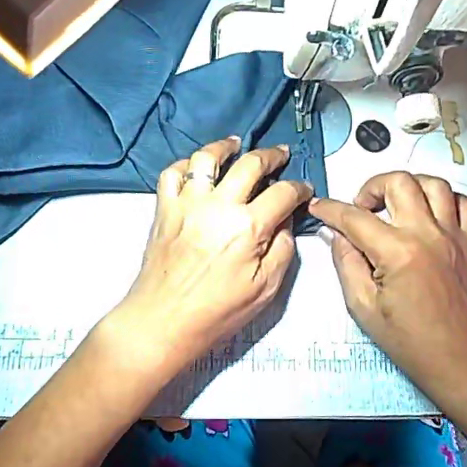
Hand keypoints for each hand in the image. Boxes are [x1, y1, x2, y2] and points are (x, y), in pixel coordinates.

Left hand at [102, 137, 314, 377]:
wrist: (163, 321)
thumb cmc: (215, 312)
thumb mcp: (265, 289)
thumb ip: (282, 250)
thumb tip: (285, 222)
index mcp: (248, 227)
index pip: (283, 193)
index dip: (299, 188)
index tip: (303, 190)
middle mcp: (218, 206)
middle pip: (249, 163)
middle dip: (271, 155)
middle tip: (279, 154)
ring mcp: (187, 204)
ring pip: (206, 158)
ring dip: (225, 147)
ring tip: (235, 145)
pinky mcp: (164, 209)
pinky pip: (172, 173)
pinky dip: (186, 165)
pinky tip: (196, 168)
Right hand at [309, 172, 466, 397]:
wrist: (457, 357)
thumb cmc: (408, 339)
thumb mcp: (362, 306)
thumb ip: (346, 263)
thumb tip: (337, 235)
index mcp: (397, 252)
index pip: (355, 217)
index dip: (330, 209)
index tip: (319, 207)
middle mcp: (428, 235)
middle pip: (398, 182)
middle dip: (370, 188)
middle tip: (361, 209)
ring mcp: (454, 235)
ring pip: (434, 183)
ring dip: (408, 187)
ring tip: (394, 205)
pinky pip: (464, 203)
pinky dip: (445, 200)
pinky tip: (429, 214)